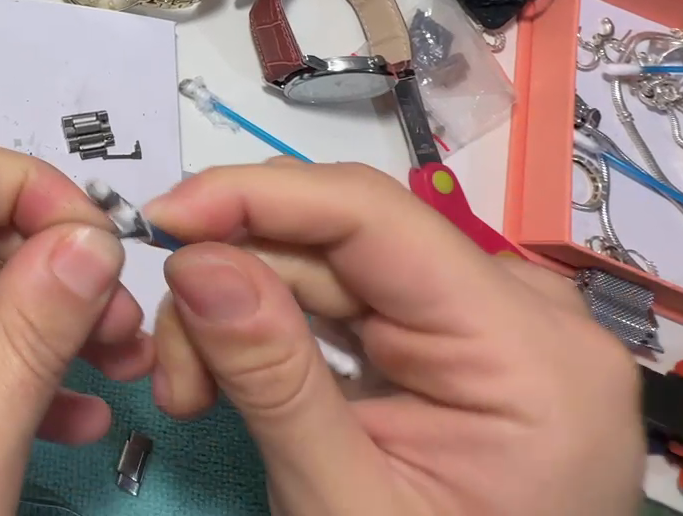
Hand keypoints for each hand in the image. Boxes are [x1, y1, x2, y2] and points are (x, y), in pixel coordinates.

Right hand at [143, 159, 641, 515]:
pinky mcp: (428, 326)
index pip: (370, 214)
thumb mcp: (343, 504)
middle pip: (321, 239)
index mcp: (524, 348)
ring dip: (225, 315)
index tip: (157, 220)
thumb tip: (193, 260)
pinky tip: (221, 379)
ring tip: (189, 392)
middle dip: (224, 284)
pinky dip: (252, 328)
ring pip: (300, 261)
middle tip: (169, 366)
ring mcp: (469, 313)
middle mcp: (509, 306)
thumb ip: (271, 378)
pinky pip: (311, 290)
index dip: (252, 196)